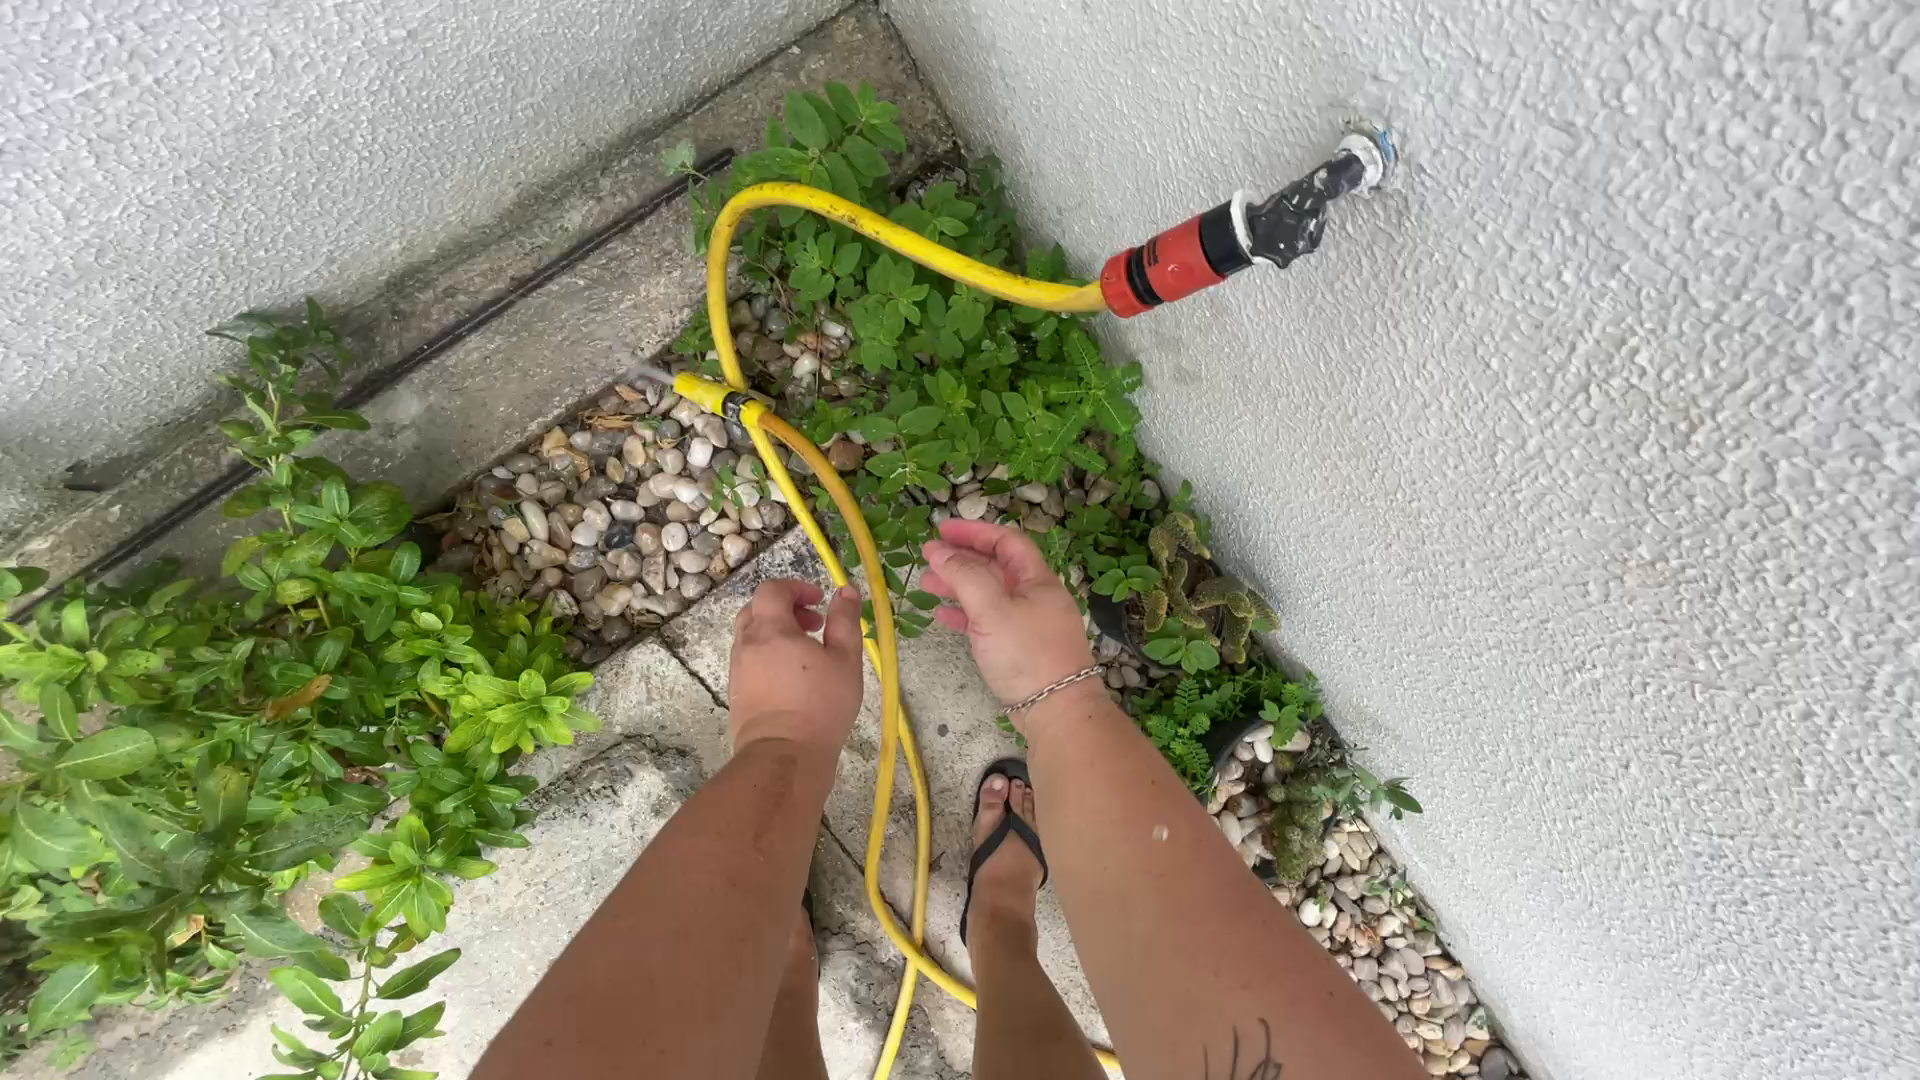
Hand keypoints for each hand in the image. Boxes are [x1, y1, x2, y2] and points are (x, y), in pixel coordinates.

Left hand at [726, 580, 863, 754]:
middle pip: (756, 609)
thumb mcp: (845, 659)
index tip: (820, 601)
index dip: (796, 588)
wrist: (784, 757)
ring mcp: (738, 670)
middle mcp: (747, 644)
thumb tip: (845, 590)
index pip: (772, 590)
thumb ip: (845, 621)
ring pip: (750, 635)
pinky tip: (792, 678)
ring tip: (806, 654)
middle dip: (785, 608)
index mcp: (771, 629)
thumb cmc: (821, 705)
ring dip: (776, 632)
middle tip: (814, 626)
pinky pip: (748, 660)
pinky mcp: (737, 693)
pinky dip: (768, 654)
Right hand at [920, 520, 1096, 711]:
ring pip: (988, 595)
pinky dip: (965, 615)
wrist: (1056, 710)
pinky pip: (988, 621)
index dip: (974, 531)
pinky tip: (942, 615)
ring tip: (926, 584)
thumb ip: (964, 576)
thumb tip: (939, 550)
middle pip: (995, 567)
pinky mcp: (1018, 648)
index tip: (943, 529)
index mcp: (1037, 580)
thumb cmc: (1027, 654)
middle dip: (961, 559)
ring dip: (958, 586)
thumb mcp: (992, 610)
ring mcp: (1027, 623)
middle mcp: (1034, 597)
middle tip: (928, 556)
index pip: (1006, 541)